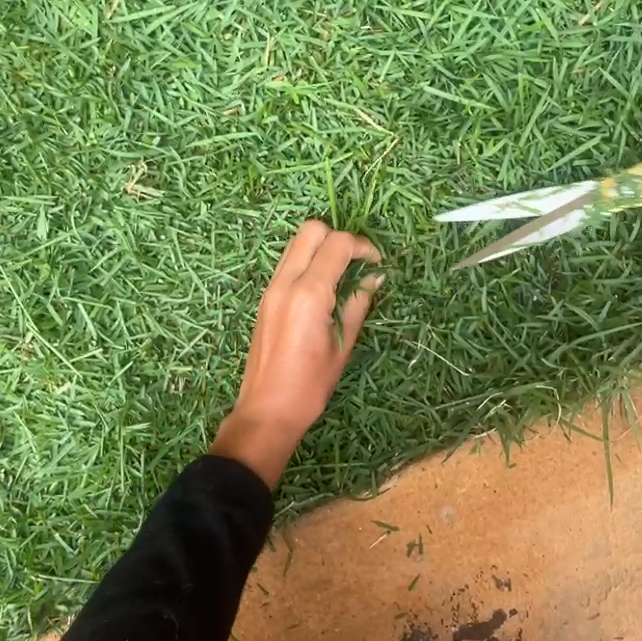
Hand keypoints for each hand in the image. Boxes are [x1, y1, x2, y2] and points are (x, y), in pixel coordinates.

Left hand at [210, 220, 383, 487]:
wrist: (266, 410)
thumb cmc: (310, 385)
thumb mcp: (343, 345)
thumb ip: (358, 304)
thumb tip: (374, 276)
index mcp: (308, 294)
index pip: (337, 244)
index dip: (362, 247)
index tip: (376, 264)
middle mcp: (285, 283)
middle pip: (311, 230)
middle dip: (339, 237)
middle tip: (357, 262)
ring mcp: (271, 288)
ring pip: (296, 243)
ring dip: (321, 247)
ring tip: (342, 274)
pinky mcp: (265, 297)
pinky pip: (288, 262)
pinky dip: (308, 261)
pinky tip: (324, 286)